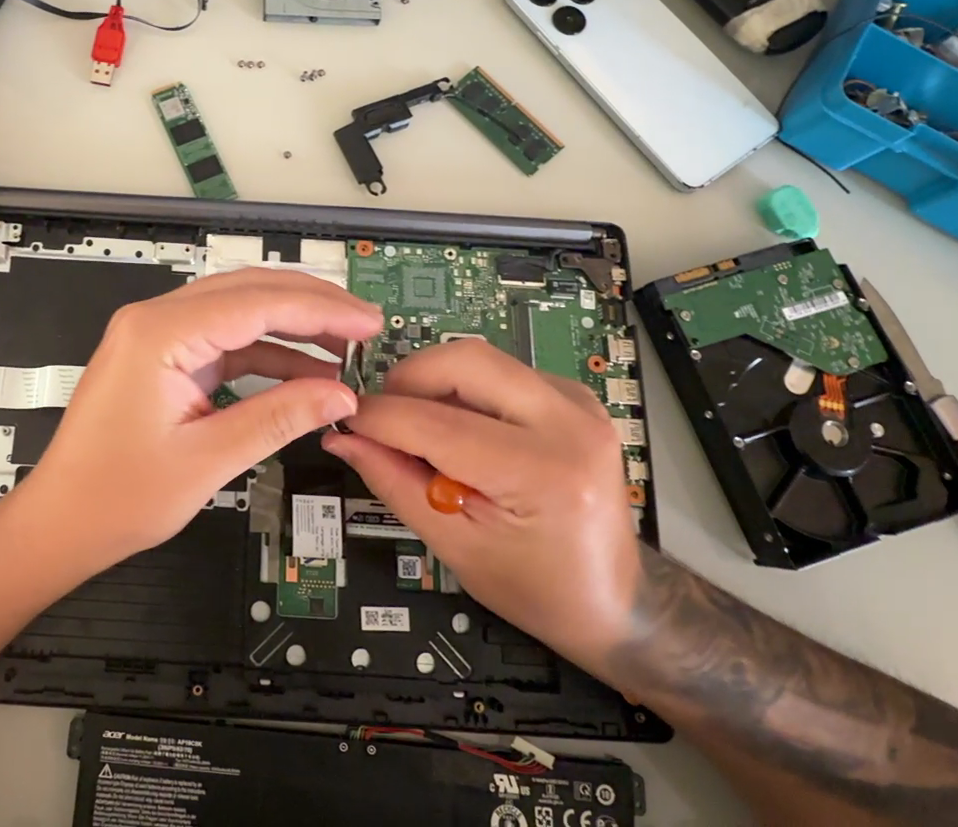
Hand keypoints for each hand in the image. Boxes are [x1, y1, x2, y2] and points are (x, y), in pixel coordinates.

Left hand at [18, 269, 383, 572]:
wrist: (61, 521)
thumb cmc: (116, 496)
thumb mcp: (208, 458)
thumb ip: (278, 418)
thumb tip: (340, 396)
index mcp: (158, 335)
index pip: (255, 303)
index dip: (319, 310)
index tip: (367, 323)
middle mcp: (153, 322)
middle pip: (247, 293)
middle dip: (311, 306)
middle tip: (365, 325)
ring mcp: (155, 338)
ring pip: (237, 313)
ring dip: (291, 327)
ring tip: (345, 346)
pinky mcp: (161, 359)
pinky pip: (223, 342)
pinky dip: (264, 353)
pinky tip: (304, 371)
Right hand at [321, 339, 641, 666]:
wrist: (614, 597)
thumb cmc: (536, 588)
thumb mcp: (454, 547)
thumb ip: (395, 483)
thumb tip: (343, 439)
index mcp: (543, 473)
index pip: (437, 423)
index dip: (378, 417)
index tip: (343, 420)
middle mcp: (569, 423)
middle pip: (465, 361)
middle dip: (408, 380)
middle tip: (382, 417)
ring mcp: (578, 403)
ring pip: (480, 359)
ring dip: (435, 385)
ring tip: (419, 431)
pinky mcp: (573, 396)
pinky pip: (499, 371)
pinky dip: (463, 391)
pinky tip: (458, 431)